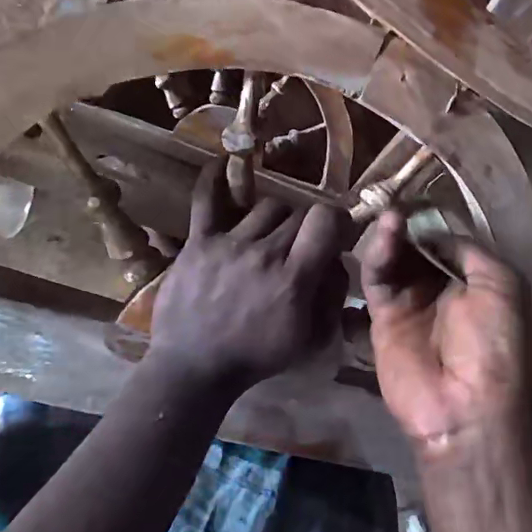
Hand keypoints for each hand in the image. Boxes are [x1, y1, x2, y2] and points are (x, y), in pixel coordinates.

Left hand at [147, 164, 349, 391]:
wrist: (193, 367)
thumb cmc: (255, 357)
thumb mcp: (308, 340)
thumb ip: (331, 298)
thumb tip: (338, 262)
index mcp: (293, 278)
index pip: (326, 220)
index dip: (337, 219)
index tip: (335, 231)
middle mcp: (263, 252)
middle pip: (297, 212)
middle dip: (306, 226)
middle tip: (300, 245)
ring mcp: (228, 243)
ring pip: (265, 206)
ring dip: (276, 217)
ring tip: (269, 235)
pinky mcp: (198, 241)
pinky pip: (206, 199)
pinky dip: (214, 179)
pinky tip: (222, 165)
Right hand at [360, 210, 531, 454]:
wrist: (463, 404)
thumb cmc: (494, 344)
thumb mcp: (503, 287)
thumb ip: (470, 251)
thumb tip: (436, 232)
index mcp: (476, 284)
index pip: (449, 242)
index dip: (435, 222)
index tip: (421, 198)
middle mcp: (442, 289)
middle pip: (418, 247)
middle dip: (410, 225)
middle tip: (396, 200)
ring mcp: (410, 302)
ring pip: (395, 258)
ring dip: (393, 235)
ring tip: (391, 217)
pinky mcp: (382, 314)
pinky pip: (376, 277)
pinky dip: (378, 254)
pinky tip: (385, 234)